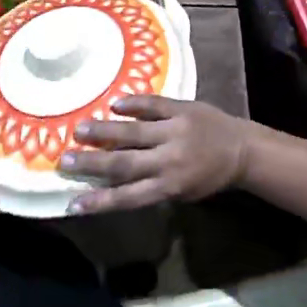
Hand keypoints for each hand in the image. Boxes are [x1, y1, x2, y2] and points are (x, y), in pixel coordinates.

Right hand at [61, 96, 263, 213]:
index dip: (100, 201)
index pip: (128, 197)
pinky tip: (114, 104)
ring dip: (105, 130)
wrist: (242, 150)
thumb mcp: (182, 191)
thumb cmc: (209, 177)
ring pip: (134, 131)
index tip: (73, 203)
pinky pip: (154, 105)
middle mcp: (169, 160)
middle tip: (64, 160)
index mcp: (169, 186)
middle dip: (92, 163)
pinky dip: (133, 104)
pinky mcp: (183, 109)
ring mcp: (175, 131)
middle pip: (124, 163)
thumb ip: (152, 187)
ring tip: (79, 128)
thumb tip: (113, 182)